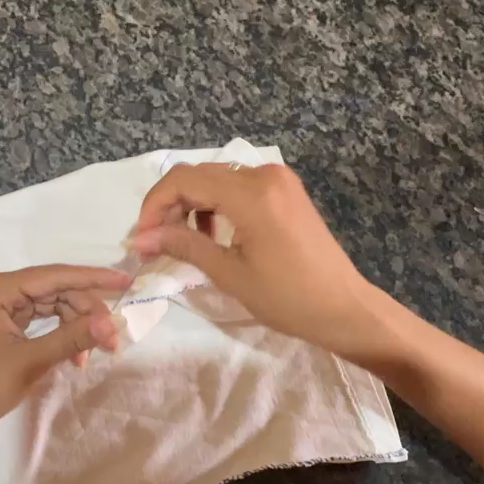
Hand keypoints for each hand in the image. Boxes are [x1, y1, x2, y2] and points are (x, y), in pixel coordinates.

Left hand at [0, 264, 131, 435]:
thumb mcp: (31, 361)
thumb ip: (72, 339)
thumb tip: (113, 324)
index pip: (54, 276)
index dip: (92, 279)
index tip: (125, 282)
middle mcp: (1, 289)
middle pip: (57, 290)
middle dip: (87, 312)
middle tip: (112, 339)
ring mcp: (5, 305)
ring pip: (56, 304)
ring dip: (79, 326)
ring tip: (97, 354)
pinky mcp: (9, 321)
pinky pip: (47, 318)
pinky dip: (65, 334)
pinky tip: (78, 357)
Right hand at [129, 163, 414, 364]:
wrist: (344, 308)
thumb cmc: (287, 298)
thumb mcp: (229, 273)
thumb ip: (183, 246)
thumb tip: (139, 239)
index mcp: (251, 193)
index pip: (183, 180)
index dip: (155, 205)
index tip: (142, 238)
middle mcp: (263, 174)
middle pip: (197, 175)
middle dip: (170, 205)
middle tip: (154, 242)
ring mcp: (277, 179)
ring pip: (215, 179)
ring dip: (191, 205)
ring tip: (182, 242)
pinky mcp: (284, 189)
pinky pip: (236, 186)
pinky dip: (215, 205)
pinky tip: (213, 235)